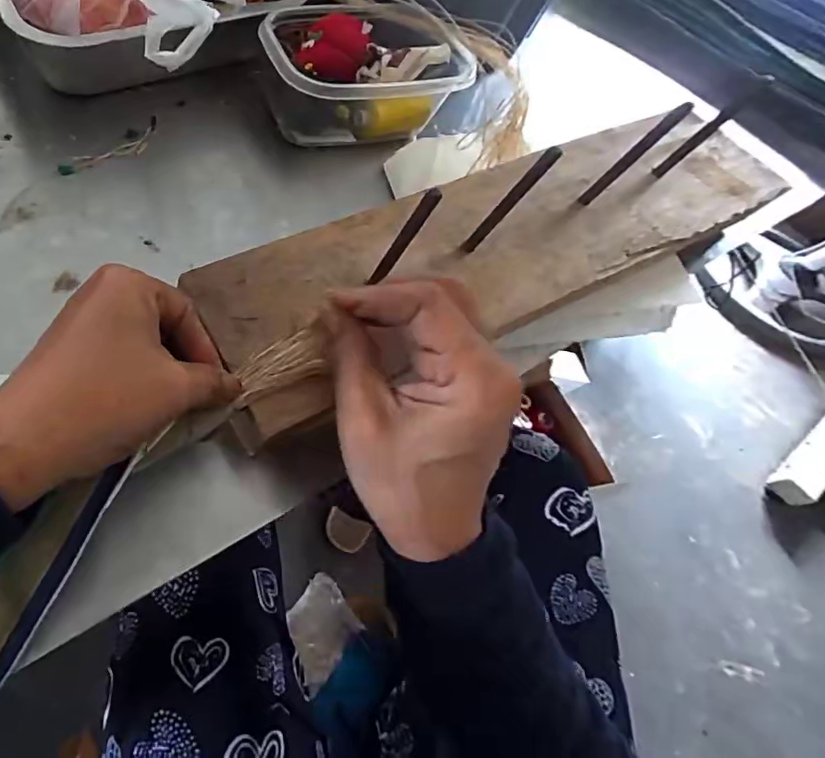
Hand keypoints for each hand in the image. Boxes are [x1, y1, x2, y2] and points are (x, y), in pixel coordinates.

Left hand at [0, 264, 240, 510]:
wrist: (28, 435)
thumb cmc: (108, 399)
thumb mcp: (173, 390)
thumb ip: (211, 382)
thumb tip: (232, 384)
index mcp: (127, 282)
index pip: (186, 313)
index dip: (207, 353)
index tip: (217, 391)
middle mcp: (100, 288)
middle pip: (161, 324)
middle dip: (183, 362)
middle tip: (195, 400)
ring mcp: (77, 316)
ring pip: (137, 342)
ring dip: (158, 373)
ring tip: (165, 407)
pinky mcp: (63, 344)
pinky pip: (111, 353)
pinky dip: (130, 376)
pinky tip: (132, 406)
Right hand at [320, 278, 520, 561]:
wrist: (437, 533)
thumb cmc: (397, 483)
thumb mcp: (362, 419)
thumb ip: (352, 355)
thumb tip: (333, 311)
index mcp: (471, 378)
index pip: (429, 304)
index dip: (375, 294)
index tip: (331, 303)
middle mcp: (493, 366)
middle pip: (446, 296)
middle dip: (388, 293)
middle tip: (342, 307)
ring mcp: (492, 372)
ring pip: (449, 307)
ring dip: (398, 303)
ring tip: (352, 315)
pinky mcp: (480, 379)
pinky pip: (447, 329)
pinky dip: (409, 320)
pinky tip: (375, 329)